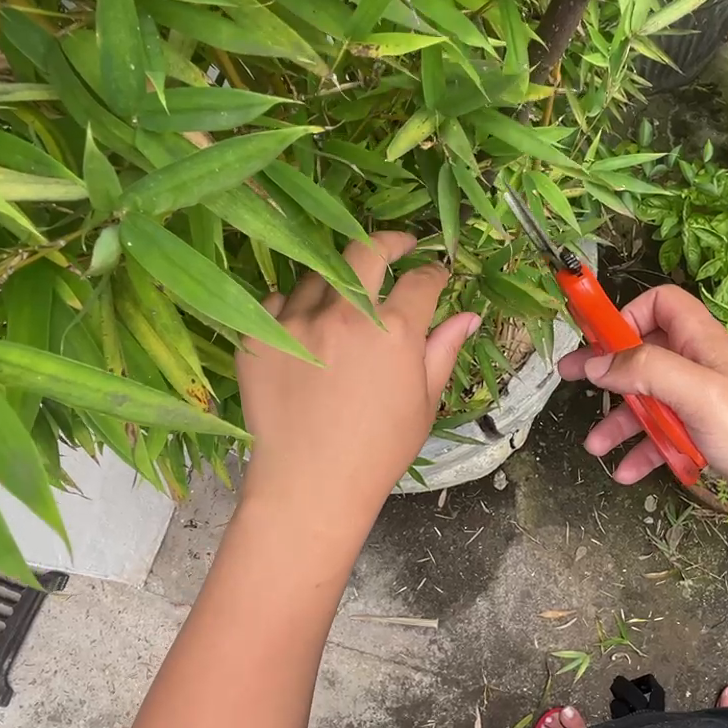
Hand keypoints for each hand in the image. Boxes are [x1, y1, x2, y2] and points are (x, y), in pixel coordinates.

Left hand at [238, 231, 477, 519]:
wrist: (311, 485)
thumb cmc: (379, 451)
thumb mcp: (424, 403)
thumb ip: (443, 351)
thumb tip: (469, 315)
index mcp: (395, 331)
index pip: (421, 280)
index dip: (434, 272)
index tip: (436, 274)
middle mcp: (345, 315)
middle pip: (367, 251)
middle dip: (390, 241)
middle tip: (399, 246)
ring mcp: (296, 322)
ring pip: (318, 274)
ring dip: (338, 278)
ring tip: (346, 297)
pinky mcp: (258, 338)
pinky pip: (276, 301)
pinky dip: (293, 306)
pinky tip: (304, 325)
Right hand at [556, 285, 727, 514]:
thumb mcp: (698, 394)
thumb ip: (646, 371)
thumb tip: (597, 363)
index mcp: (702, 342)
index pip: (661, 304)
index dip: (628, 315)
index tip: (599, 342)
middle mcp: (700, 364)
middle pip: (644, 354)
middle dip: (607, 371)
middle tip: (568, 380)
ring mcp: (703, 400)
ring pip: (650, 400)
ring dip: (620, 420)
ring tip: (595, 446)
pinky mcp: (707, 432)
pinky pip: (666, 434)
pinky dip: (645, 450)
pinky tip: (627, 473)